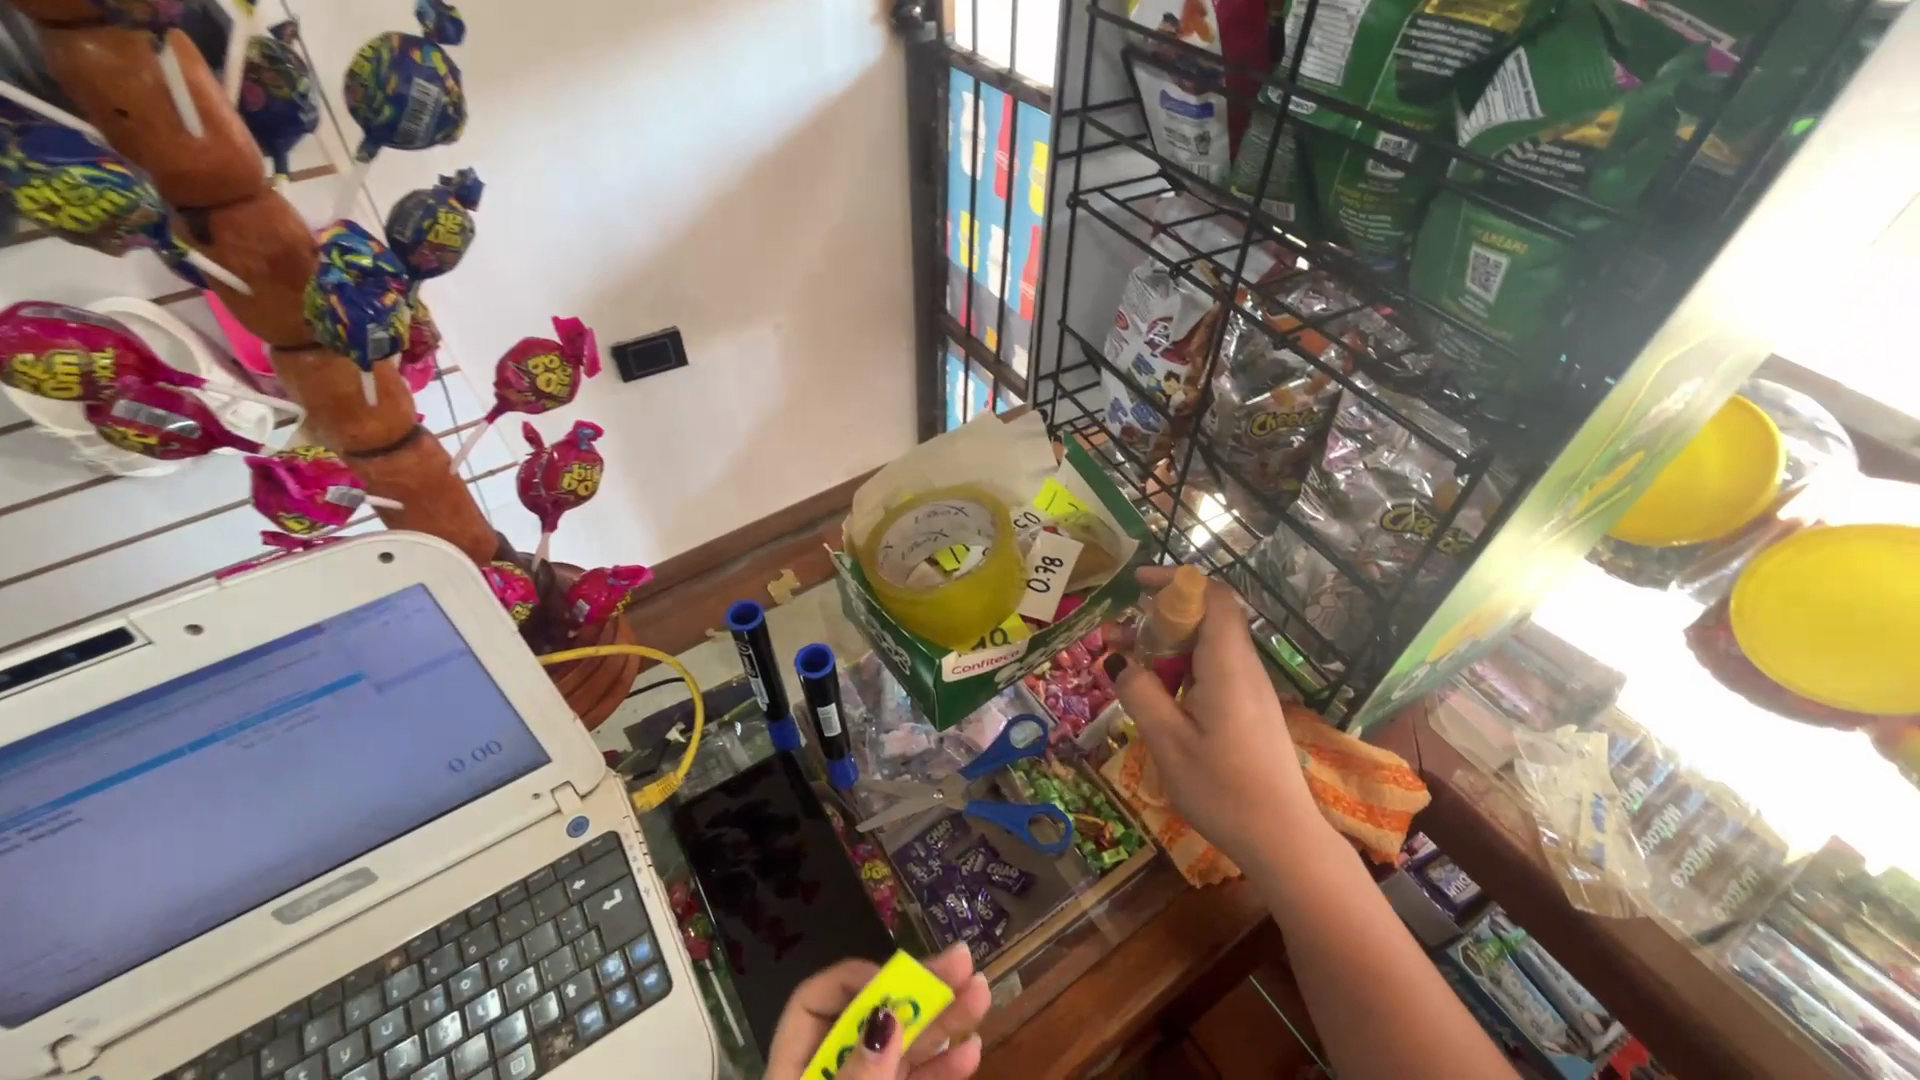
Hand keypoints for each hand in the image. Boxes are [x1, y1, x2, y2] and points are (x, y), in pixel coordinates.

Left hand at [763, 943, 990, 1079]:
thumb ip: (859, 1076)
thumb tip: (888, 1018)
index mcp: (793, 1068)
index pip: (816, 999)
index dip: (859, 980)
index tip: (901, 977)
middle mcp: (828, 1073)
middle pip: (871, 1017)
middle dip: (919, 990)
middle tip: (964, 963)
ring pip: (902, 1047)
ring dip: (944, 1023)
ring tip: (981, 995)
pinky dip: (943, 1068)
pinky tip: (971, 1050)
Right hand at [1104, 565, 1318, 865]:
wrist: (1283, 839)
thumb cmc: (1224, 790)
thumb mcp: (1168, 743)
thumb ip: (1140, 693)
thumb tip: (1119, 659)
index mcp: (1228, 666)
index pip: (1211, 596)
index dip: (1175, 580)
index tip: (1135, 585)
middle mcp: (1244, 668)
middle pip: (1204, 618)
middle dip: (1157, 617)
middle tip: (1114, 636)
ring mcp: (1249, 689)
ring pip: (1206, 647)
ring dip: (1165, 647)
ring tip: (1124, 666)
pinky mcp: (1249, 710)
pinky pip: (1212, 672)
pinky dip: (1179, 670)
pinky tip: (1155, 697)